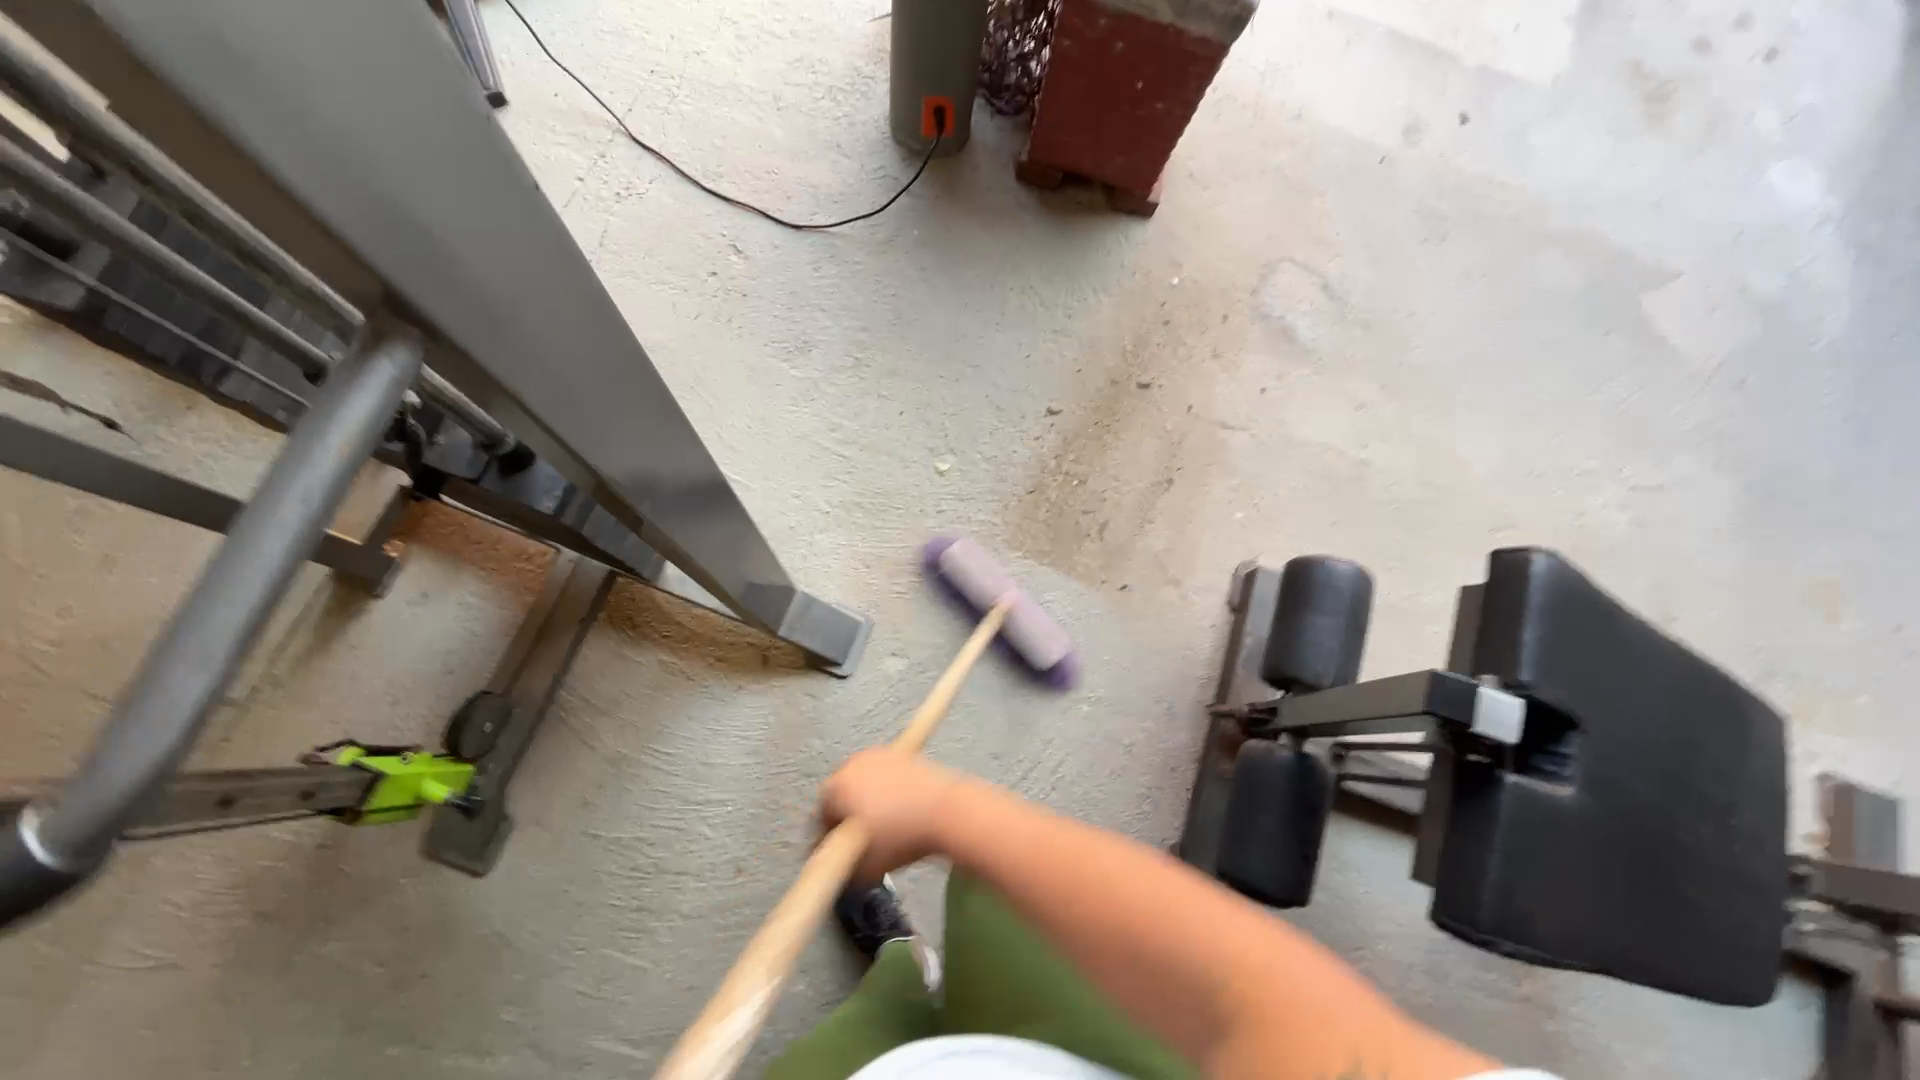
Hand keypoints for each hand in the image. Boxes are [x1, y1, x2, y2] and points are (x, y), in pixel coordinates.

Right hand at [819, 748, 968, 881]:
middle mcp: (850, 765)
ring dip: (866, 803)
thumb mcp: (865, 868)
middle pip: (840, 796)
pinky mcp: (900, 753)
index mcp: (834, 789)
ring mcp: (877, 755)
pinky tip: (900, 810)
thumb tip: (838, 872)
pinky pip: (884, 776)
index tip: (840, 854)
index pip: (821, 818)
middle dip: (847, 818)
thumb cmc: (902, 837)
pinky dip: (886, 791)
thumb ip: (841, 871)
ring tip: (884, 827)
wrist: (946, 811)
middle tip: (861, 841)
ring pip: (862, 785)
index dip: (830, 840)